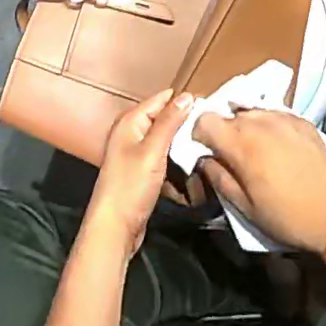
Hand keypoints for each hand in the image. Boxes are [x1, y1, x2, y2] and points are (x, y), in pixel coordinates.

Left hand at [82, 88, 193, 259]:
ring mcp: (135, 151)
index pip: (162, 99)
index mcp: (130, 121)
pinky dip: (175, 158)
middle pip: (163, 118)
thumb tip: (187, 95)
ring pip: (165, 138)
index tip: (210, 108)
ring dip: (181, 142)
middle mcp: (130, 131)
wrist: (114, 229)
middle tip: (210, 128)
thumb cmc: (130, 187)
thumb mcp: (153, 151)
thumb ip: (170, 122)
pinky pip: (162, 156)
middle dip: (185, 122)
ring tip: (206, 144)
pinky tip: (191, 164)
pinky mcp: (141, 170)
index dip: (184, 101)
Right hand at [194, 109, 325, 256]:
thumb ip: (218, 178)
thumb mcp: (244, 207)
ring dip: (246, 126)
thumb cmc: (286, 216)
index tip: (206, 151)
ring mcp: (281, 116)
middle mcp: (258, 121)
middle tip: (232, 156)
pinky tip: (277, 146)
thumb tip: (205, 160)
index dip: (199, 134)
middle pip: (227, 114)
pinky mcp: (300, 119)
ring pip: (250, 111)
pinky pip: (273, 114)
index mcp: (240, 143)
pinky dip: (268, 126)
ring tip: (256, 150)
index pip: (205, 119)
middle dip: (224, 132)